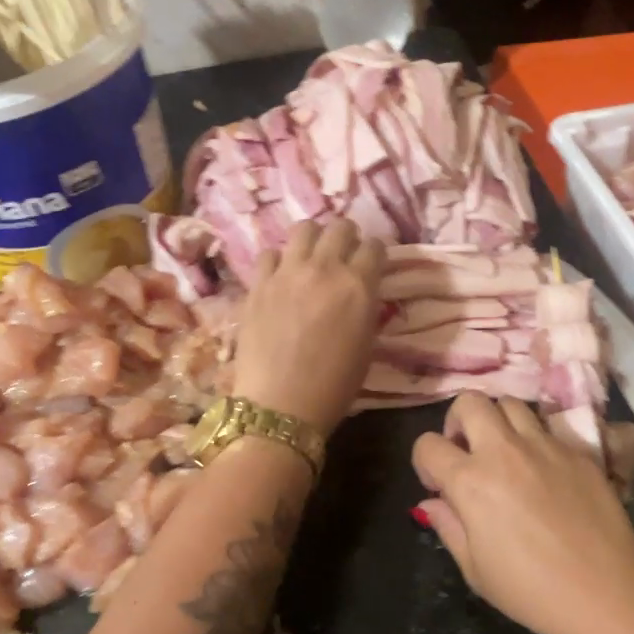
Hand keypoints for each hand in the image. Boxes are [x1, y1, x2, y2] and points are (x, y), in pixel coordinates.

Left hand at [232, 220, 385, 436]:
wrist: (281, 406)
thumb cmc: (334, 387)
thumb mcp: (367, 347)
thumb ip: (366, 309)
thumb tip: (361, 293)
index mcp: (359, 285)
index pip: (375, 247)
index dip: (376, 253)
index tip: (372, 263)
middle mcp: (325, 268)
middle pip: (340, 227)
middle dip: (347, 237)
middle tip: (344, 255)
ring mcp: (287, 272)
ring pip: (304, 229)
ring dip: (313, 239)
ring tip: (312, 257)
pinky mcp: (258, 283)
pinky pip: (270, 254)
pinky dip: (280, 261)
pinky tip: (281, 277)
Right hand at [412, 393, 633, 633]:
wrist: (605, 594)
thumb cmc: (531, 591)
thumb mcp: (475, 569)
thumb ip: (448, 526)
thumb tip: (432, 502)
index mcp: (471, 481)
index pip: (427, 445)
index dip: (424, 463)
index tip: (438, 486)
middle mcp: (505, 451)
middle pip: (470, 402)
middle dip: (459, 422)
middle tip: (468, 453)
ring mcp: (546, 446)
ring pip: (512, 404)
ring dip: (499, 423)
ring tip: (506, 454)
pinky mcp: (579, 451)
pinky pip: (549, 426)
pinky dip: (537, 438)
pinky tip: (544, 469)